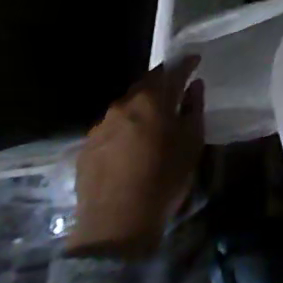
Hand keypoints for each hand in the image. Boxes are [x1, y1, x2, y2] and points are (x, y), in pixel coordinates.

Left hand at [68, 57, 203, 257]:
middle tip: (176, 86)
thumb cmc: (164, 178)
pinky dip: (126, 127)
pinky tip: (133, 143)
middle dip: (161, 82)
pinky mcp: (87, 148)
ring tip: (154, 117)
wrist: (116, 224)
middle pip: (144, 85)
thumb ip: (194, 108)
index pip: (171, 71)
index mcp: (151, 101)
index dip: (185, 63)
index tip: (195, 59)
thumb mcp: (192, 142)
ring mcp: (100, 127)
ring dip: (142, 106)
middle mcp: (122, 106)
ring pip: (126, 106)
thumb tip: (194, 86)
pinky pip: (112, 127)